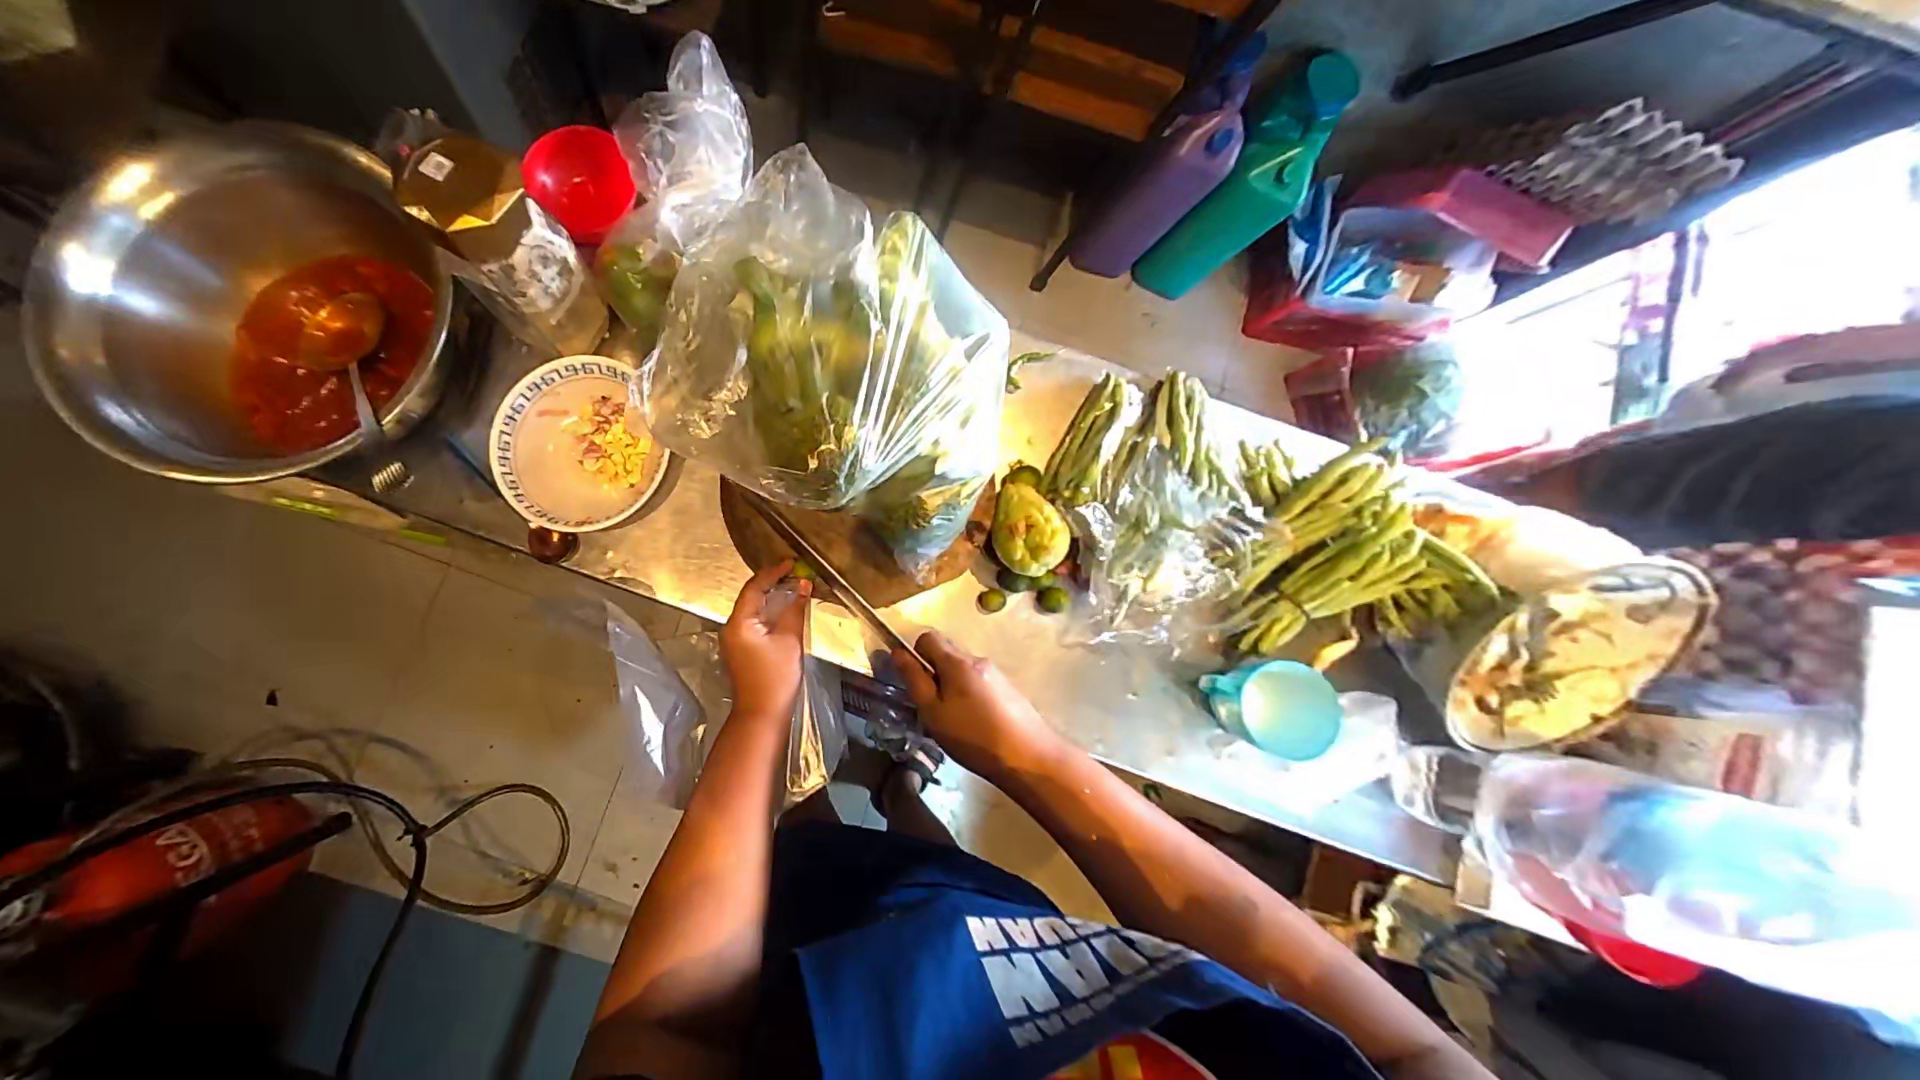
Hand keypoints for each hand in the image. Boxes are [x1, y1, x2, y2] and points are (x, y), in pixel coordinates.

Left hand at [721, 559, 810, 719]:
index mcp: (739, 622)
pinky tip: (785, 609)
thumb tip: (803, 585)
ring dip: (772, 597)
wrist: (762, 713)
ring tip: (793, 587)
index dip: (773, 572)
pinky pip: (754, 622)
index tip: (791, 563)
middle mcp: (731, 628)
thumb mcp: (789, 639)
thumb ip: (795, 609)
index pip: (754, 588)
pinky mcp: (741, 649)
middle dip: (772, 583)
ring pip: (752, 610)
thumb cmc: (776, 676)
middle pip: (751, 597)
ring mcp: (734, 640)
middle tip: (794, 573)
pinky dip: (769, 612)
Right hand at [893, 632, 1063, 779]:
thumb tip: (897, 652)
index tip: (911, 679)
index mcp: (957, 661)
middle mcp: (977, 659)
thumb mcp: (934, 713)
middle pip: (946, 652)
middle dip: (932, 671)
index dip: (914, 653)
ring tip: (950, 719)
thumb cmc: (974, 737)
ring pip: (962, 669)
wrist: (1029, 756)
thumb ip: (915, 680)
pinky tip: (972, 722)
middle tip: (929, 705)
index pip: (928, 637)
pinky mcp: (1006, 688)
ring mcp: (995, 673)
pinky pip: (977, 681)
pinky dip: (967, 694)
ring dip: (950, 685)